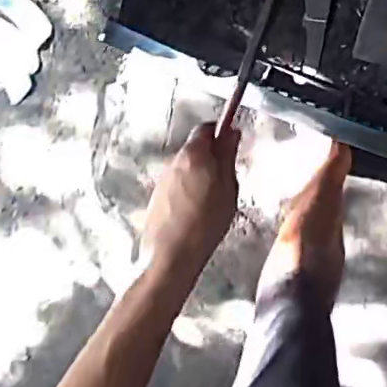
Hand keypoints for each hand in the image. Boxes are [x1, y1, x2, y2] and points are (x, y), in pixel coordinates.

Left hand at [140, 122, 239, 283]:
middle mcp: (175, 159)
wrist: (169, 258)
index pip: (206, 127)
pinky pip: (176, 182)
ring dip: (198, 172)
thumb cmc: (206, 222)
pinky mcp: (156, 195)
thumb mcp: (228, 189)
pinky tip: (195, 211)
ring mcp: (163, 177)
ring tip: (211, 198)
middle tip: (226, 176)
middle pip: (195, 146)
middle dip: (210, 155)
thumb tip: (231, 132)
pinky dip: (187, 188)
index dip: (220, 133)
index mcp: (194, 153)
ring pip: (186, 165)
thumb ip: (228, 157)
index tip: (231, 146)